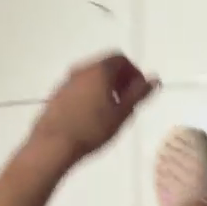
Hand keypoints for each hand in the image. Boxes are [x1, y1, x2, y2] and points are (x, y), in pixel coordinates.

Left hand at [28, 53, 158, 166]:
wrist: (51, 146)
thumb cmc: (91, 129)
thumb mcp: (122, 114)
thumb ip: (139, 94)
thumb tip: (155, 79)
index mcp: (100, 70)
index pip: (121, 59)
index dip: (134, 72)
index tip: (138, 92)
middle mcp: (82, 69)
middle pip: (106, 66)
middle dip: (120, 79)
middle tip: (126, 102)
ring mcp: (66, 81)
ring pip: (91, 76)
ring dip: (104, 87)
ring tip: (109, 111)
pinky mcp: (56, 94)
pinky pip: (79, 87)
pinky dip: (89, 94)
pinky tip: (90, 117)